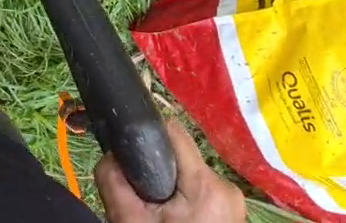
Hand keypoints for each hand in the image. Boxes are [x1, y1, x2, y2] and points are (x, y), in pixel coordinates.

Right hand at [96, 120, 246, 222]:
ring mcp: (234, 205)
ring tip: (157, 218)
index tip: (133, 166)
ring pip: (187, 176)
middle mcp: (228, 189)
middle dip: (156, 173)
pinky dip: (182, 203)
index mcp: (209, 187)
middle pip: (178, 157)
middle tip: (144, 203)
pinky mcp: (233, 216)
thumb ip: (112, 177)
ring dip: (168, 190)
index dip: (146, 141)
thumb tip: (111, 153)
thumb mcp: (128, 221)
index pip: (172, 133)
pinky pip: (199, 193)